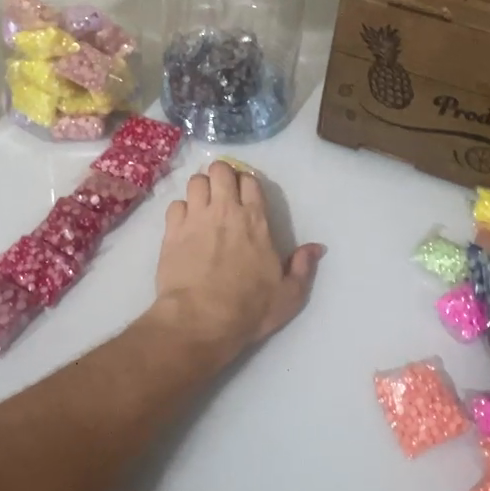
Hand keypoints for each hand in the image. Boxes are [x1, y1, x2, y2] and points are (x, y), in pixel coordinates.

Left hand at [148, 160, 326, 363]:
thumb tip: (317, 247)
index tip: (246, 195)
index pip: (250, 180)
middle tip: (222, 194)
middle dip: (221, 176)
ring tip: (203, 205)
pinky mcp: (172, 231)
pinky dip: (181, 210)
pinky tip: (184, 224)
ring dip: (201, 189)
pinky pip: (175, 204)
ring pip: (196, 181)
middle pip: (220, 170)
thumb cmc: (248, 308)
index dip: (247, 183)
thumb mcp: (289, 294)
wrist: (200, 321)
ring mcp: (195, 218)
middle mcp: (225, 210)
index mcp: (255, 220)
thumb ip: (304, 267)